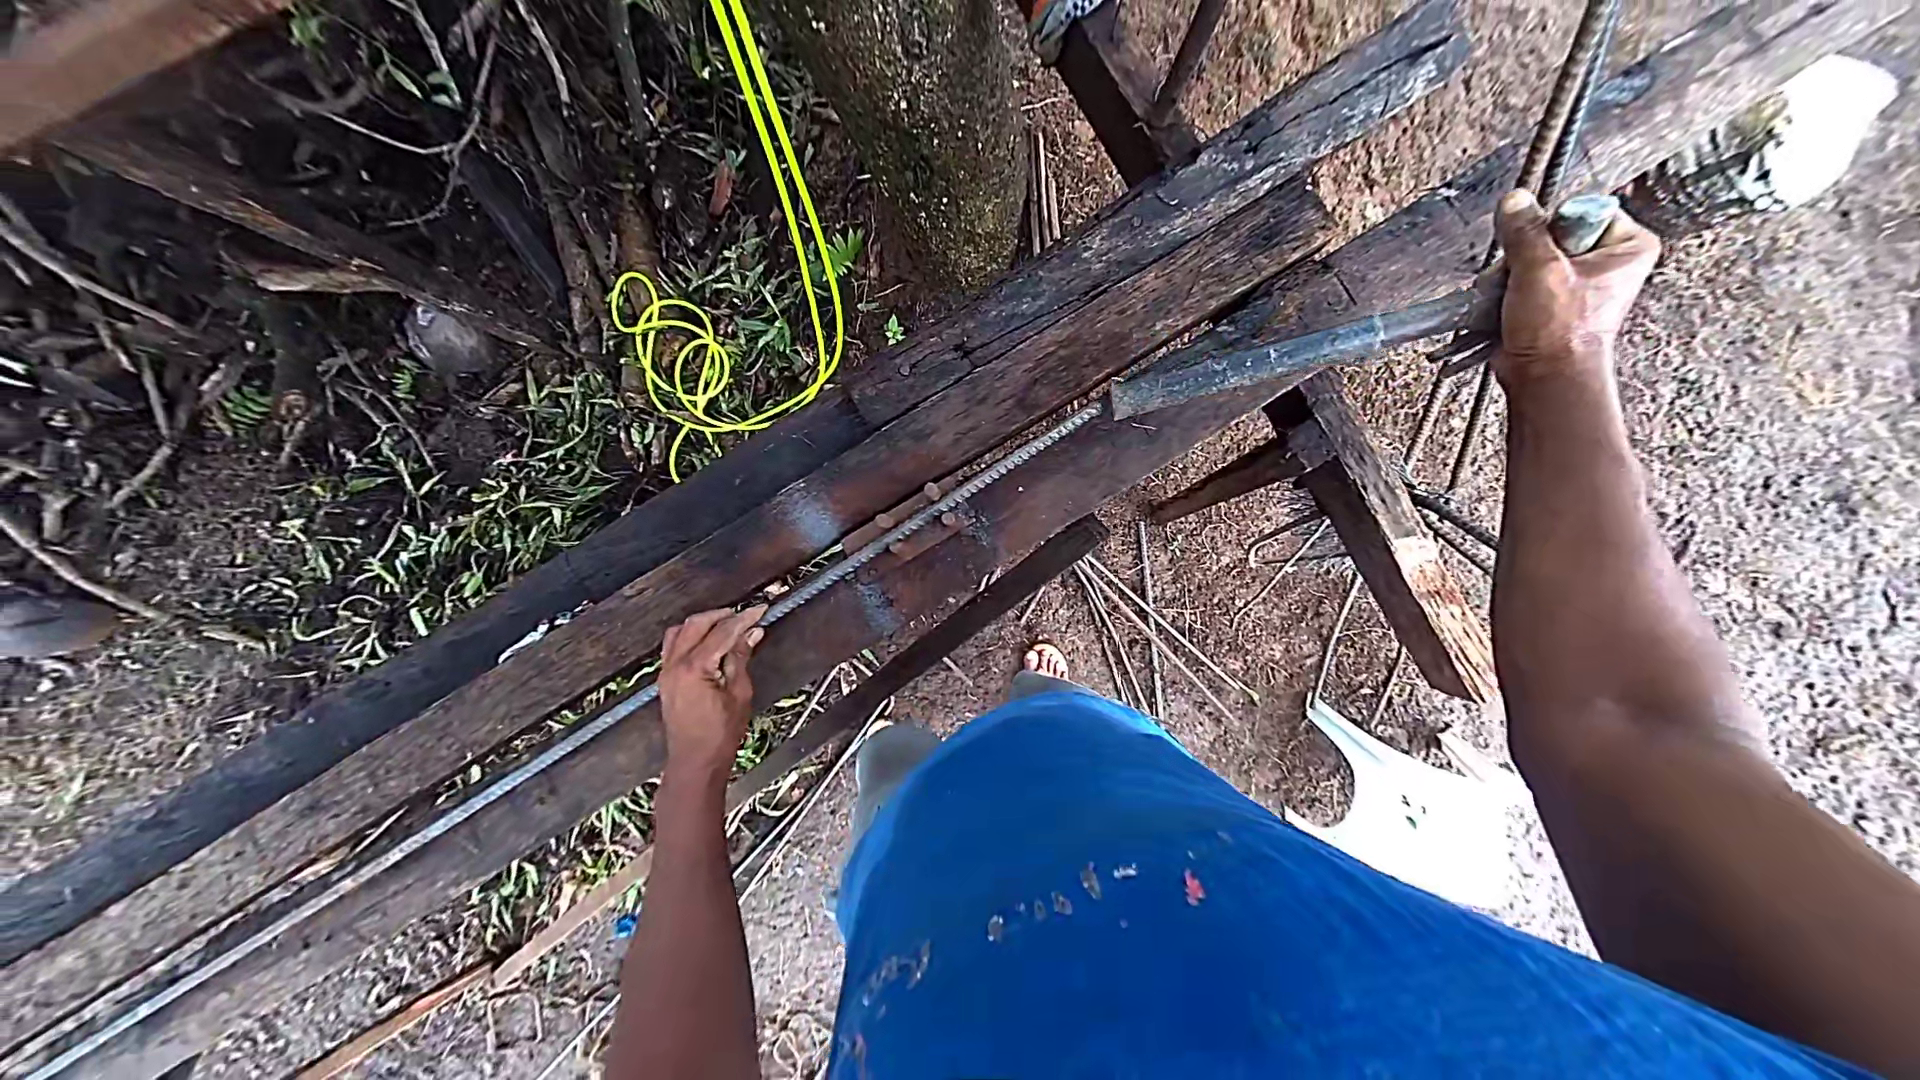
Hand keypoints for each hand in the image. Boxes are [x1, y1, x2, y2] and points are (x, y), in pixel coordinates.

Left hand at [658, 605, 766, 781]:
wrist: (696, 761)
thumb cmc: (720, 733)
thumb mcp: (739, 693)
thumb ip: (741, 658)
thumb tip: (752, 633)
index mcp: (694, 668)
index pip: (722, 632)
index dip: (743, 619)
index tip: (760, 610)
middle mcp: (675, 665)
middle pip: (697, 624)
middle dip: (722, 615)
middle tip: (745, 616)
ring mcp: (666, 672)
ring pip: (680, 631)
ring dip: (703, 623)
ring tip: (726, 624)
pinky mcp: (666, 679)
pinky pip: (673, 645)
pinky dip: (690, 636)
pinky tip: (708, 641)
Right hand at [1490, 188, 1660, 383]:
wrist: (1542, 374)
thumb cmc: (1558, 331)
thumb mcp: (1540, 270)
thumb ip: (1524, 233)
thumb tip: (1514, 200)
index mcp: (1627, 245)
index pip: (1579, 213)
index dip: (1547, 230)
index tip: (1538, 253)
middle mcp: (1605, 262)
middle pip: (1546, 238)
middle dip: (1519, 260)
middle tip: (1519, 281)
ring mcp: (1574, 284)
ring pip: (1526, 262)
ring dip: (1505, 279)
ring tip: (1507, 299)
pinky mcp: (1547, 302)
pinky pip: (1517, 283)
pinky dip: (1502, 294)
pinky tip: (1501, 307)